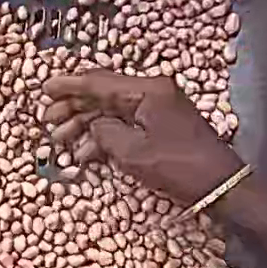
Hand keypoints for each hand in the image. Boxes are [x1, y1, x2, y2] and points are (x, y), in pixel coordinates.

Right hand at [41, 71, 244, 206]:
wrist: (221, 185)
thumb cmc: (179, 167)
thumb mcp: (133, 153)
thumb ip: (105, 132)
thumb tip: (92, 125)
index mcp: (148, 89)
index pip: (99, 82)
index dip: (69, 86)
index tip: (45, 88)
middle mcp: (153, 91)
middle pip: (103, 93)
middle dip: (73, 107)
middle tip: (48, 120)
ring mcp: (158, 106)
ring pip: (111, 108)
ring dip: (85, 123)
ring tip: (59, 139)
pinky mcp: (161, 123)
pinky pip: (125, 122)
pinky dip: (105, 135)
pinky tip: (84, 153)